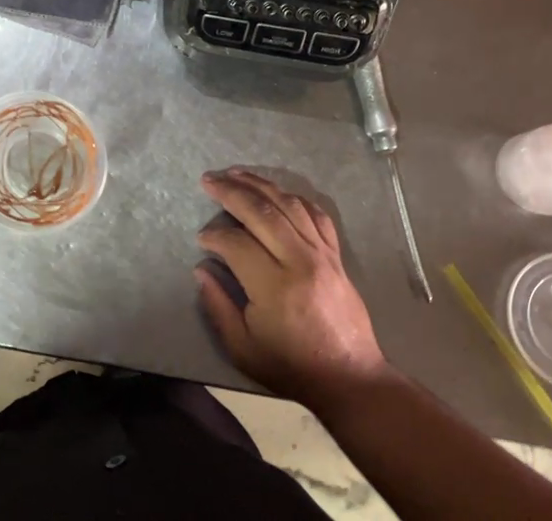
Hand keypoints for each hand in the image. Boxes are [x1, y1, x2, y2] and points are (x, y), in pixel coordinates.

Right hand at [195, 169, 391, 404]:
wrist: (350, 378)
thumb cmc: (291, 367)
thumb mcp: (243, 347)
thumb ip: (218, 305)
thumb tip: (202, 269)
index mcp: (275, 287)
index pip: (237, 243)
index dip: (214, 236)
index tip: (202, 239)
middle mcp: (301, 261)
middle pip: (262, 211)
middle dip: (231, 192)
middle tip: (208, 180)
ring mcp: (323, 254)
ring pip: (290, 204)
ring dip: (260, 185)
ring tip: (235, 174)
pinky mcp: (336, 255)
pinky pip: (316, 214)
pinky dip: (294, 198)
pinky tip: (276, 192)